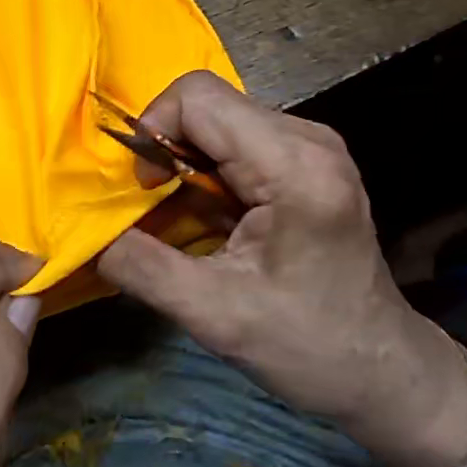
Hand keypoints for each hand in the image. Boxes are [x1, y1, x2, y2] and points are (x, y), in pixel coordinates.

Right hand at [96, 72, 466, 454]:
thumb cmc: (308, 348)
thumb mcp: (212, 315)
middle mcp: (308, 137)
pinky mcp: (308, 158)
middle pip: (209, 103)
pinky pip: (239, 139)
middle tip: (156, 206)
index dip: (153, 129)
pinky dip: (209, 169)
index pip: (198, 97)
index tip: (144, 188)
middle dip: (166, 148)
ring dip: (186, 160)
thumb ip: (139, 265)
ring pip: (220, 119)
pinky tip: (213, 216)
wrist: (383, 368)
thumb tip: (83, 233)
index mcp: (294, 166)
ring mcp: (312, 143)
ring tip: (185, 217)